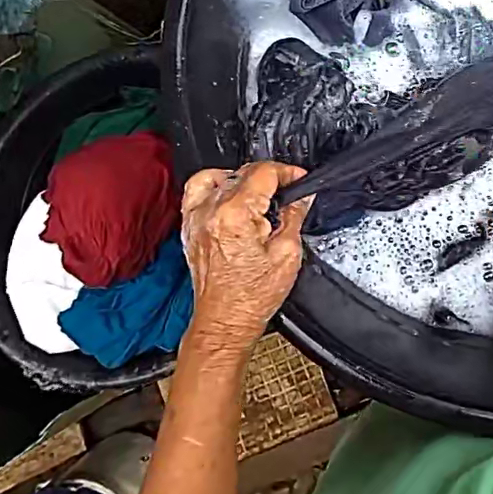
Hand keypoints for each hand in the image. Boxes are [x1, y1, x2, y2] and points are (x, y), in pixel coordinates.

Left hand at [179, 161, 313, 360]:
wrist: (225, 321)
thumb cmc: (252, 297)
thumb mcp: (287, 254)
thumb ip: (294, 216)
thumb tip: (302, 196)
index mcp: (235, 214)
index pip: (264, 173)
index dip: (287, 172)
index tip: (299, 178)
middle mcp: (211, 211)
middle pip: (243, 172)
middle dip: (271, 177)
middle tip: (289, 192)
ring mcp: (196, 217)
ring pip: (222, 176)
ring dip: (245, 180)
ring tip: (261, 196)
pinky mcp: (190, 226)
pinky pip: (198, 190)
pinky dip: (215, 185)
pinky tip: (230, 195)